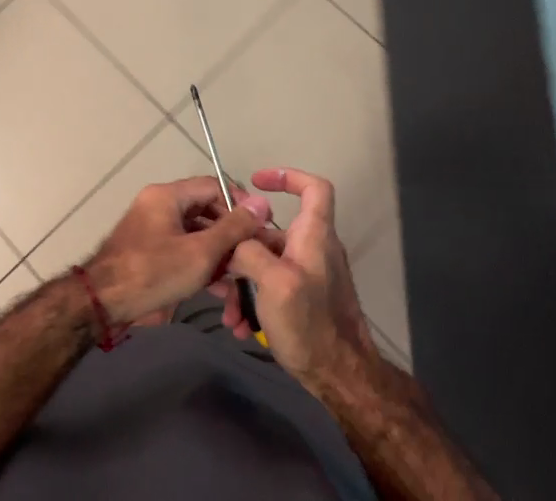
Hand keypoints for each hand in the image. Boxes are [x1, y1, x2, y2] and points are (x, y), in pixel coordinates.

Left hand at [83, 176, 268, 324]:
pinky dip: (202, 265)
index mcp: (167, 196)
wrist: (106, 302)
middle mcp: (159, 206)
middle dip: (232, 234)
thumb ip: (233, 228)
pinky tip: (221, 290)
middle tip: (254, 256)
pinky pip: (184, 250)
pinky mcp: (152, 252)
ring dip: (220, 255)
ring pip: (197, 234)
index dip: (240, 204)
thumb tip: (262, 202)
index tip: (262, 227)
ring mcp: (154, 229)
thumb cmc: (154, 272)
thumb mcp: (201, 252)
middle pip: (206, 211)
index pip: (213, 186)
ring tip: (241, 278)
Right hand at [220, 168, 379, 387]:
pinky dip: (250, 299)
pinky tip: (236, 324)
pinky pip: (268, 286)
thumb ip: (250, 251)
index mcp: (314, 236)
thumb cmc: (311, 324)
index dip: (287, 176)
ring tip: (222, 304)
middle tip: (213, 261)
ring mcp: (306, 275)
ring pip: (263, 261)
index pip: (314, 188)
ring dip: (238, 280)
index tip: (254, 183)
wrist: (341, 378)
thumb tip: (233, 236)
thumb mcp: (275, 283)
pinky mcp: (301, 299)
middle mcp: (312, 249)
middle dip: (238, 244)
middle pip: (271, 230)